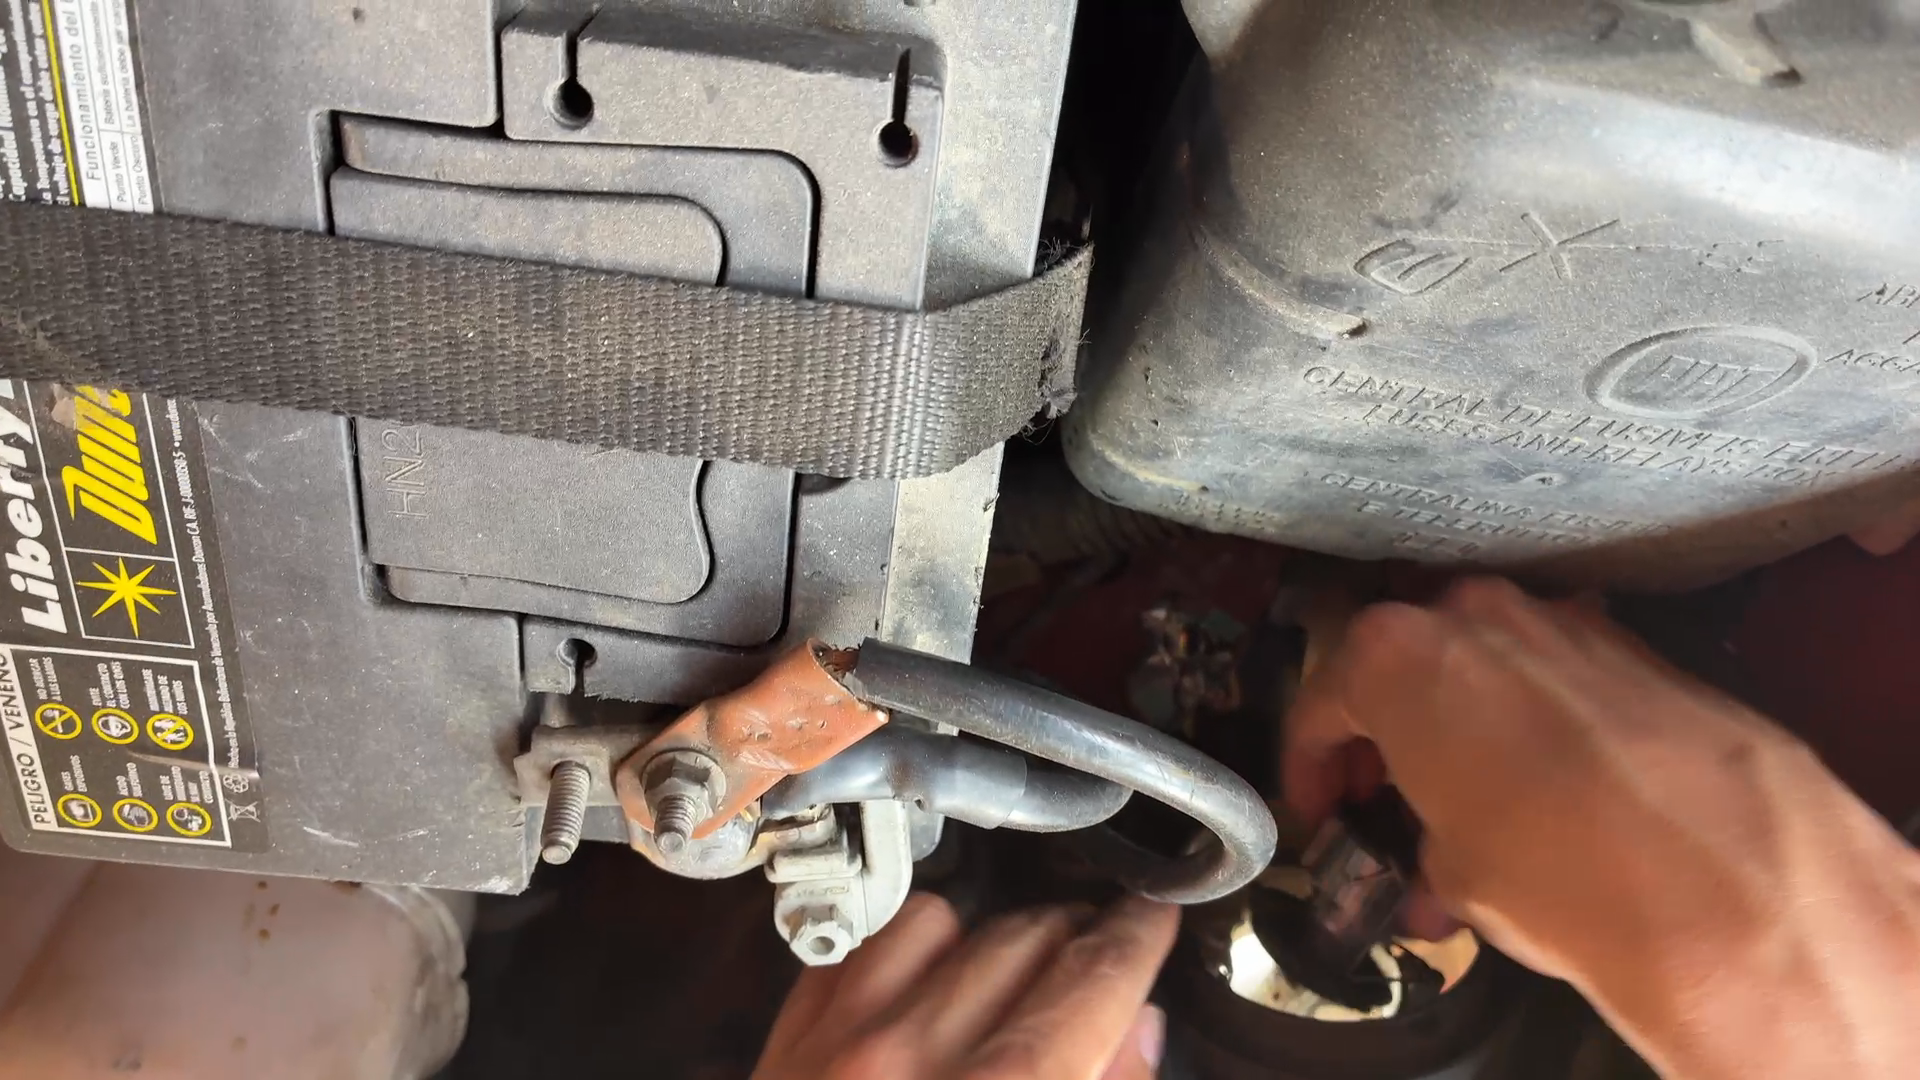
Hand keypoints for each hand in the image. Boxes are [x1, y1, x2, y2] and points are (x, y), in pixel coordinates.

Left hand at [752, 893, 1175, 1079]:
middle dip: (1074, 934)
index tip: (1153, 916)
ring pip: (944, 920)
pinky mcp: (790, 1041)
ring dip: (989, 937)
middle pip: (1021, 942)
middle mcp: (910, 1066)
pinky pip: (869, 943)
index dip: (1133, 940)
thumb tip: (1137, 1027)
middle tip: (1095, 950)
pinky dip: (909, 947)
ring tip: (1010, 975)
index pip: (1085, 988)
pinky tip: (929, 983)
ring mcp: (837, 1045)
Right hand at [1284, 577, 1919, 1079]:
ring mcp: (1553, 618)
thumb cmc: (1556, 873)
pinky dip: (1520, 715)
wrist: (1757, 901)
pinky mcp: (1632, 643)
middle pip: (1391, 669)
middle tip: (1377, 798)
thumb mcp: (1447, 870)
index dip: (1306, 767)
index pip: (1317, 705)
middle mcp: (1463, 611)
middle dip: (1375, 736)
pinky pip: (1543, 671)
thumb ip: (1416, 842)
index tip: (1315, 809)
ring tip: (1462, 792)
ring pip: (1468, 662)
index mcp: (1391, 652)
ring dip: (1447, 720)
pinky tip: (1542, 778)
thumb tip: (1424, 871)